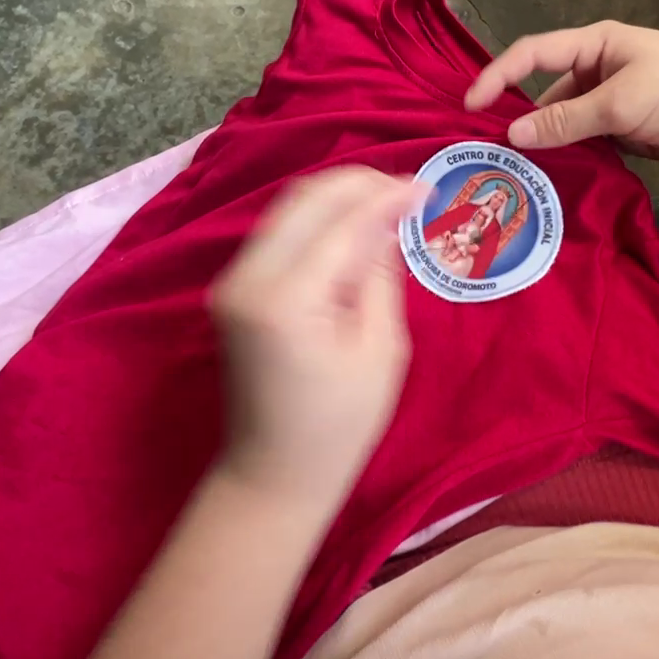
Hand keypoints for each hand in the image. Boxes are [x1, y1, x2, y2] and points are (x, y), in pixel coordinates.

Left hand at [209, 168, 422, 505]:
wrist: (271, 475)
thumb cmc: (338, 427)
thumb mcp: (380, 350)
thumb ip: (379, 274)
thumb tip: (388, 219)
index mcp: (286, 299)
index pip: (340, 222)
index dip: (386, 196)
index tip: (425, 188)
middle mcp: (247, 277)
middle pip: (306, 198)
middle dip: (360, 184)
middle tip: (407, 190)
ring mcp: (233, 279)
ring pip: (289, 207)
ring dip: (339, 196)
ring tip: (387, 202)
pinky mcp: (235, 286)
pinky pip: (280, 231)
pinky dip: (319, 218)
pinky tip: (353, 225)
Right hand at [464, 21, 658, 175]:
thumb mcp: (620, 102)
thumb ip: (565, 120)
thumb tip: (513, 134)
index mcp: (595, 44)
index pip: (532, 53)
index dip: (497, 76)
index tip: (468, 106)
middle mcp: (599, 68)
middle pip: (546, 92)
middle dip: (518, 118)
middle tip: (488, 153)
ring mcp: (614, 101)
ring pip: (566, 122)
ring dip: (546, 144)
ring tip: (516, 174)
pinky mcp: (629, 130)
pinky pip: (588, 142)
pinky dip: (572, 157)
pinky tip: (553, 179)